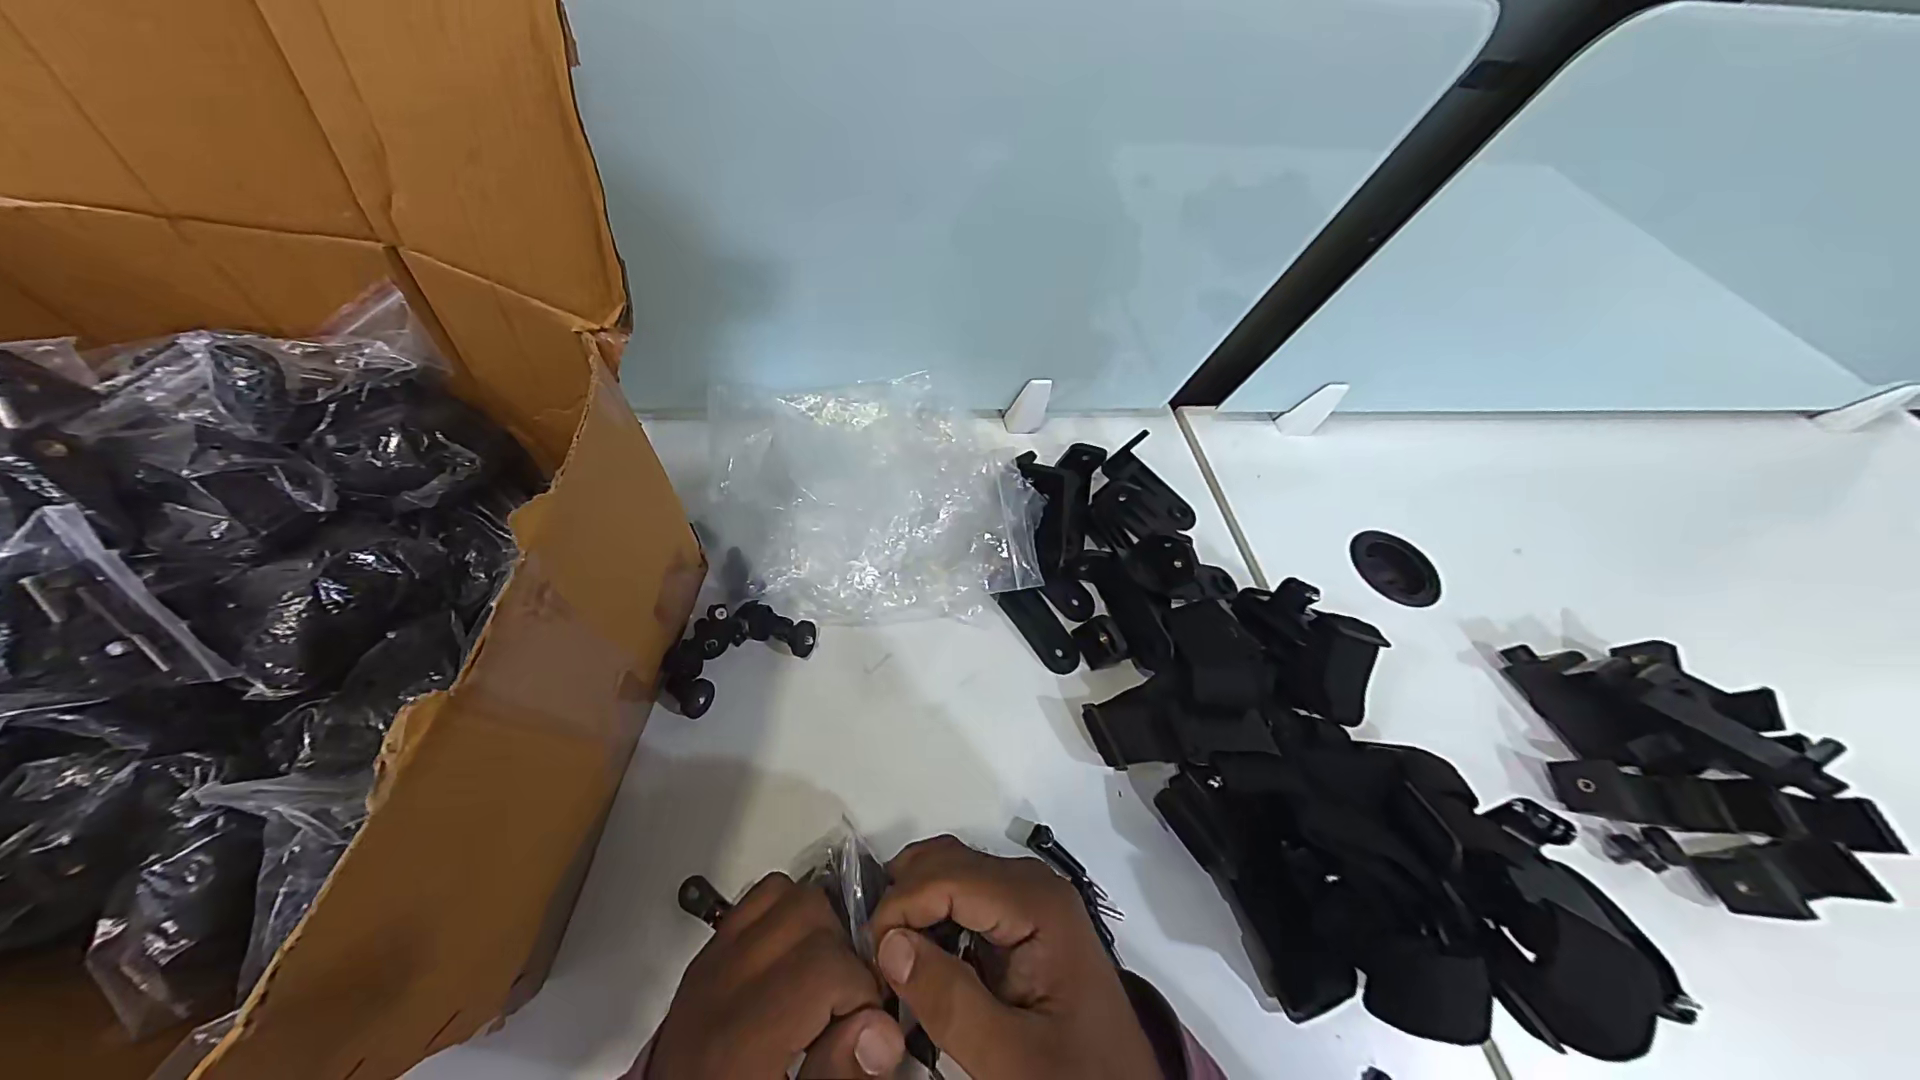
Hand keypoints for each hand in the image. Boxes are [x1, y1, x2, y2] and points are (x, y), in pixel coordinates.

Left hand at [648, 872, 906, 1079]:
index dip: (862, 992)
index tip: (866, 1030)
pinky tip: (797, 960)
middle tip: (848, 1004)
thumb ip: (838, 1078)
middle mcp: (718, 986)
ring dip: (820, 928)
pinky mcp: (708, 954)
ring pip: (786, 894)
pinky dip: (789, 914)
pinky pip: (758, 898)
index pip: (823, 966)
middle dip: (844, 953)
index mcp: (737, 1040)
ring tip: (824, 981)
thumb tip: (882, 1029)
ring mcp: (709, 962)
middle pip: (809, 914)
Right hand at [868, 836, 1161, 1079]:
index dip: (900, 908)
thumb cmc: (1077, 1076)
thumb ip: (950, 1001)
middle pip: (946, 862)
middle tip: (876, 963)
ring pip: (949, 873)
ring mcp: (1025, 897)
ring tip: (890, 964)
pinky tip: (919, 963)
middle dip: (902, 902)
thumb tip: (888, 943)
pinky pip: (961, 899)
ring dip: (912, 909)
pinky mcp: (1018, 918)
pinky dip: (930, 919)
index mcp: (1037, 903)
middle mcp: (1031, 883)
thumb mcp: (1012, 1058)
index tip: (872, 962)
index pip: (947, 876)